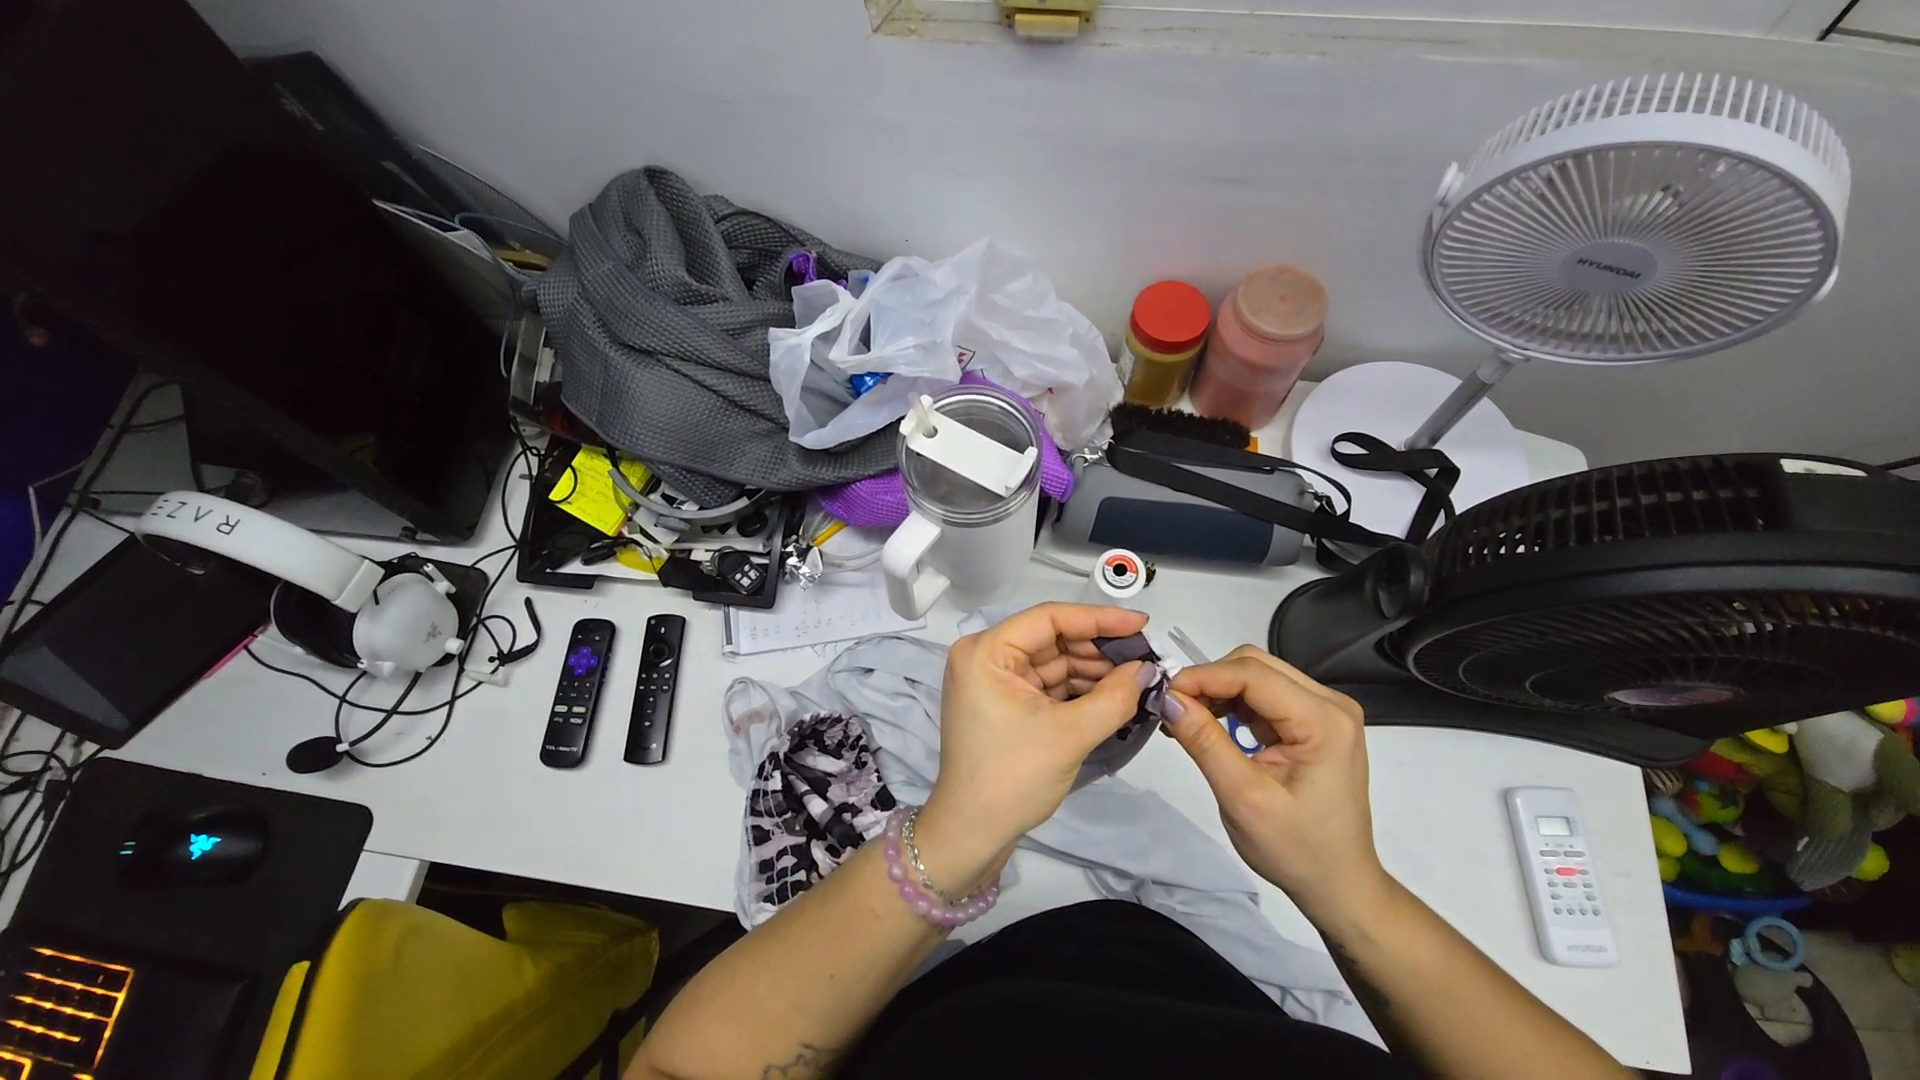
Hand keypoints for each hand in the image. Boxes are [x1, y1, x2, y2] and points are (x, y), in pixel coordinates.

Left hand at [918, 603, 1155, 885]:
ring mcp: (994, 682)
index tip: (1142, 624)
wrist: (972, 833)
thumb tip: (1147, 670)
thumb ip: (1114, 697)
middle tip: (1147, 659)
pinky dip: (1080, 690)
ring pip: (1054, 663)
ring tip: (1139, 679)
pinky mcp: (1005, 705)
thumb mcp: (1070, 735)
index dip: (1099, 619)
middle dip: (1100, 650)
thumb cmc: (1012, 778)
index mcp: (986, 651)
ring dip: (1094, 671)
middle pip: (1053, 639)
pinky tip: (1115, 695)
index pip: (1049, 618)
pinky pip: (1048, 685)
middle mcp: (985, 658)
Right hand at [1163, 646, 1390, 916]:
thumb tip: (1168, 698)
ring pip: (1257, 676)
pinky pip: (1264, 696)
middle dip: (1209, 681)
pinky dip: (1233, 705)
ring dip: (1219, 691)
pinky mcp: (1313, 722)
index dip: (1203, 677)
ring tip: (1187, 721)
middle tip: (1173, 711)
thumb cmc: (1295, 848)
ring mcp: (1324, 711)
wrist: (1338, 884)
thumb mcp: (1242, 797)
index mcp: (1323, 721)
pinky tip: (1210, 726)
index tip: (1163, 696)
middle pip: (1256, 666)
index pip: (1253, 673)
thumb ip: (1205, 742)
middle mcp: (1330, 704)